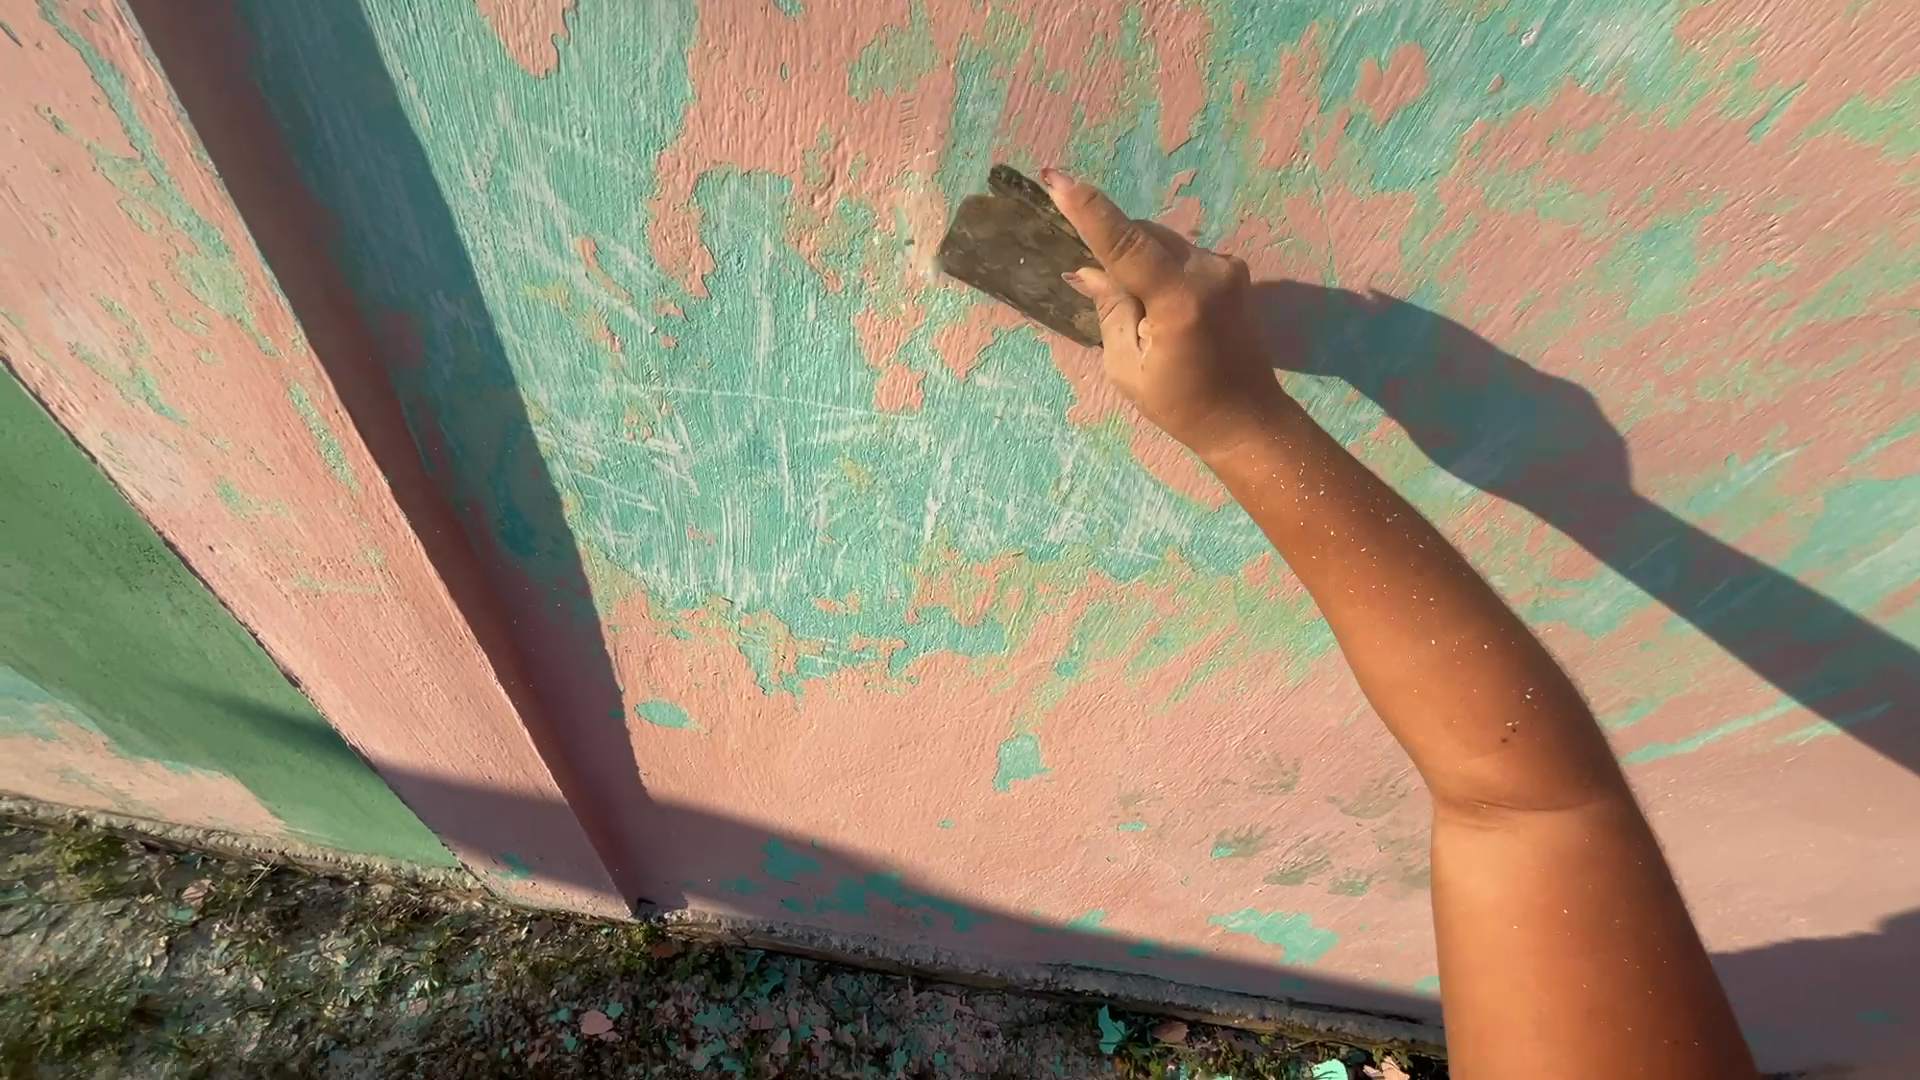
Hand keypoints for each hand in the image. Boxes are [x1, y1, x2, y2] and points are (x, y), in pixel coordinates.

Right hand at [1043, 168, 1291, 459]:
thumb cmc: (1179, 405)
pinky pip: (1180, 255)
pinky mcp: (1234, 270)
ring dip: (1136, 262)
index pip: (1125, 244)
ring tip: (1137, 313)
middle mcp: (1208, 271)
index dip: (1087, 210)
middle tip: (1093, 284)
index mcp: (1178, 302)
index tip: (1056, 180)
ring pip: (1162, 243)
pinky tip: (1157, 307)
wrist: (1247, 418)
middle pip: (1143, 236)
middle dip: (1113, 252)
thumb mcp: (1127, 368)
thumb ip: (1110, 311)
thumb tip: (1087, 271)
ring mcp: (1227, 267)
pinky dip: (1158, 269)